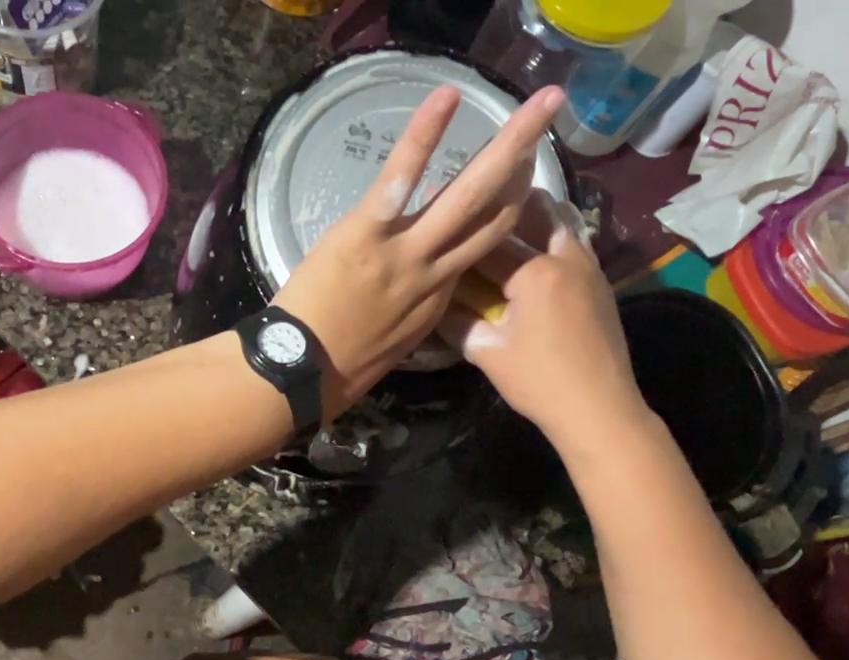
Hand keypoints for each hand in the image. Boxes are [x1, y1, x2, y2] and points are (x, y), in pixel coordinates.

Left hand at [271, 84, 563, 415]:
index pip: (483, 251)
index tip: (520, 185)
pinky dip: (423, 136)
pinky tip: (446, 97)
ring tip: (537, 105)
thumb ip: (414, 313)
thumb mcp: (393, 347)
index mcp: (440, 301)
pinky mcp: (367, 234)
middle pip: (495, 218)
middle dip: (525, 169)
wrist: (300, 373)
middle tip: (548, 126)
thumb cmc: (339, 368)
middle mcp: (436, 273)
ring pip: (469, 196)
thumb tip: (423, 293)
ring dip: (507, 146)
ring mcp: (405, 253)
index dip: (506, 215)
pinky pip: (400, 178)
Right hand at [437, 192, 649, 446]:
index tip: (439, 224)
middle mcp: (565, 256)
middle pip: (534, 210)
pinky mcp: (599, 280)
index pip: (488, 242)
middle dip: (502, 203)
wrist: (599, 407)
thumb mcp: (488, 355)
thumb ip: (457, 323)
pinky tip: (531, 251)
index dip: (460, 234)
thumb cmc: (539, 382)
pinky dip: (551, 235)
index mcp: (534, 272)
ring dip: (532, 214)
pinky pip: (573, 241)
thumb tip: (431, 303)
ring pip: (561, 219)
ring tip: (503, 219)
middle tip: (473, 204)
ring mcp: (588, 265)